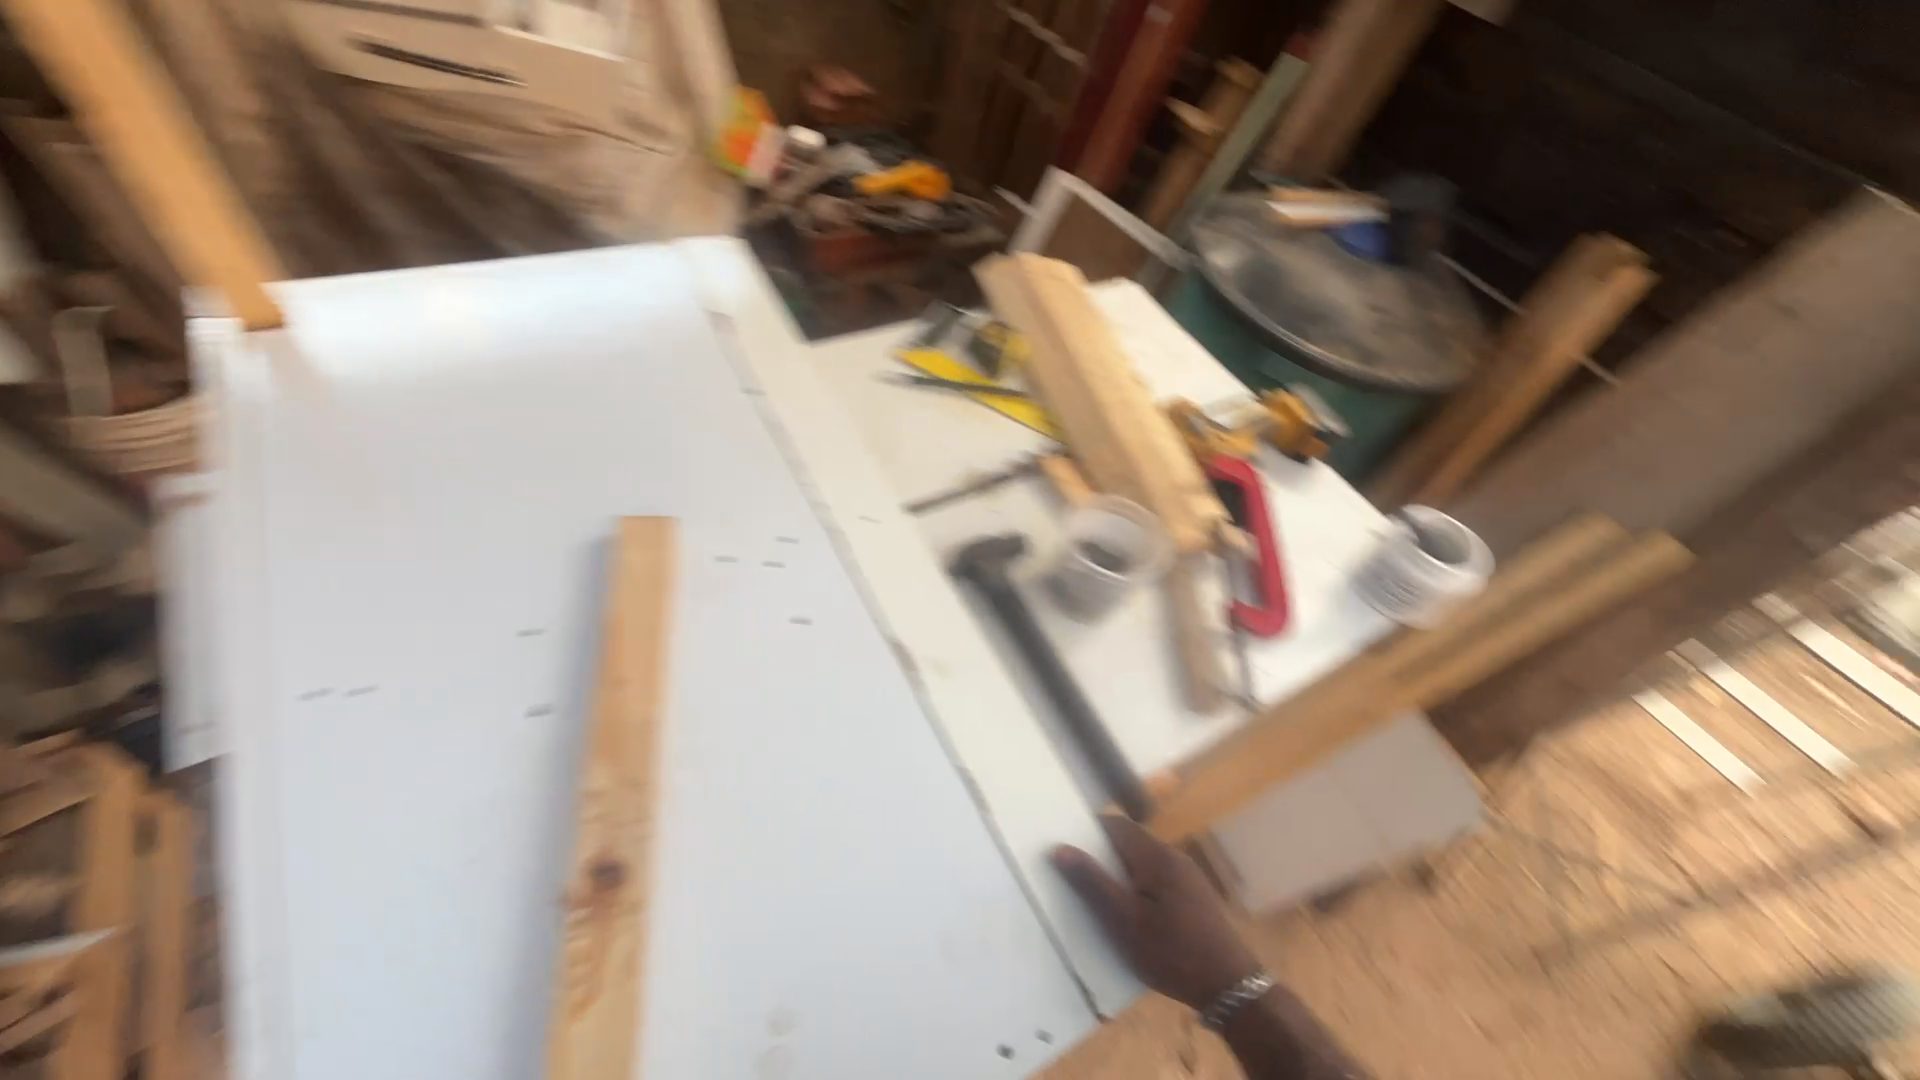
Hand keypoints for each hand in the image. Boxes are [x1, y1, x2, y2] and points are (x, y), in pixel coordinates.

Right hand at [1051, 815, 1261, 1010]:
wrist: (1231, 988)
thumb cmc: (1173, 952)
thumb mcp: (1124, 921)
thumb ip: (1093, 882)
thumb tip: (1061, 848)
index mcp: (1157, 856)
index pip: (1117, 825)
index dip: (1089, 830)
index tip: (1065, 845)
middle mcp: (1174, 858)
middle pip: (1130, 843)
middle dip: (1102, 855)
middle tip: (1074, 876)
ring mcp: (1188, 878)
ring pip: (1143, 864)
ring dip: (1119, 874)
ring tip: (1096, 898)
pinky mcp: (1194, 898)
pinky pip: (1157, 881)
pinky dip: (1137, 889)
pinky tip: (1129, 916)